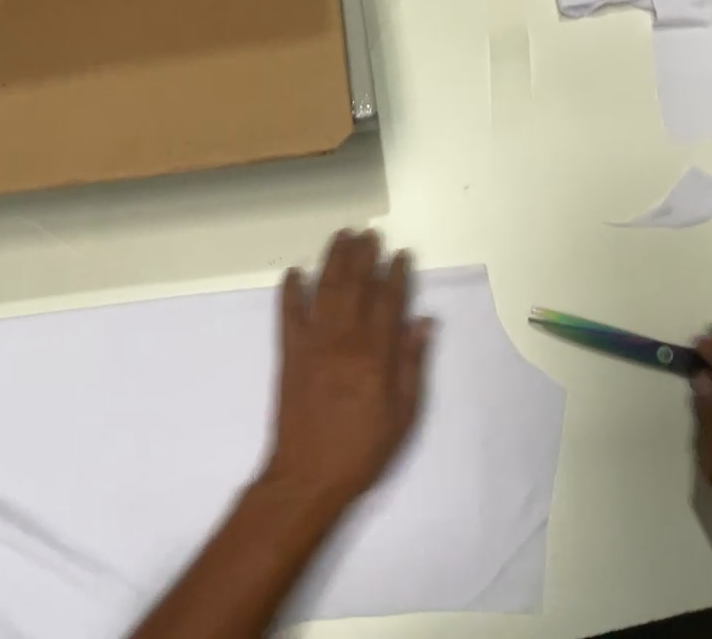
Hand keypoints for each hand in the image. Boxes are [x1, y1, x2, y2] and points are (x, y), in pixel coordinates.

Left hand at [262, 230, 432, 511]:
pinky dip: (289, 292)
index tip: (401, 254)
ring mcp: (312, 344)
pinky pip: (287, 315)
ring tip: (342, 236)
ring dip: (333, 261)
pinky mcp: (288, 355)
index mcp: (375, 355)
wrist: (307, 477)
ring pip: (324, 291)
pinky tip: (294, 272)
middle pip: (355, 287)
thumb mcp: (403, 415)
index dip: (396, 275)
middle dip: (364, 256)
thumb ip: (412, 364)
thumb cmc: (362, 450)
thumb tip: (424, 322)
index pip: (388, 302)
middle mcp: (343, 341)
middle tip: (371, 233)